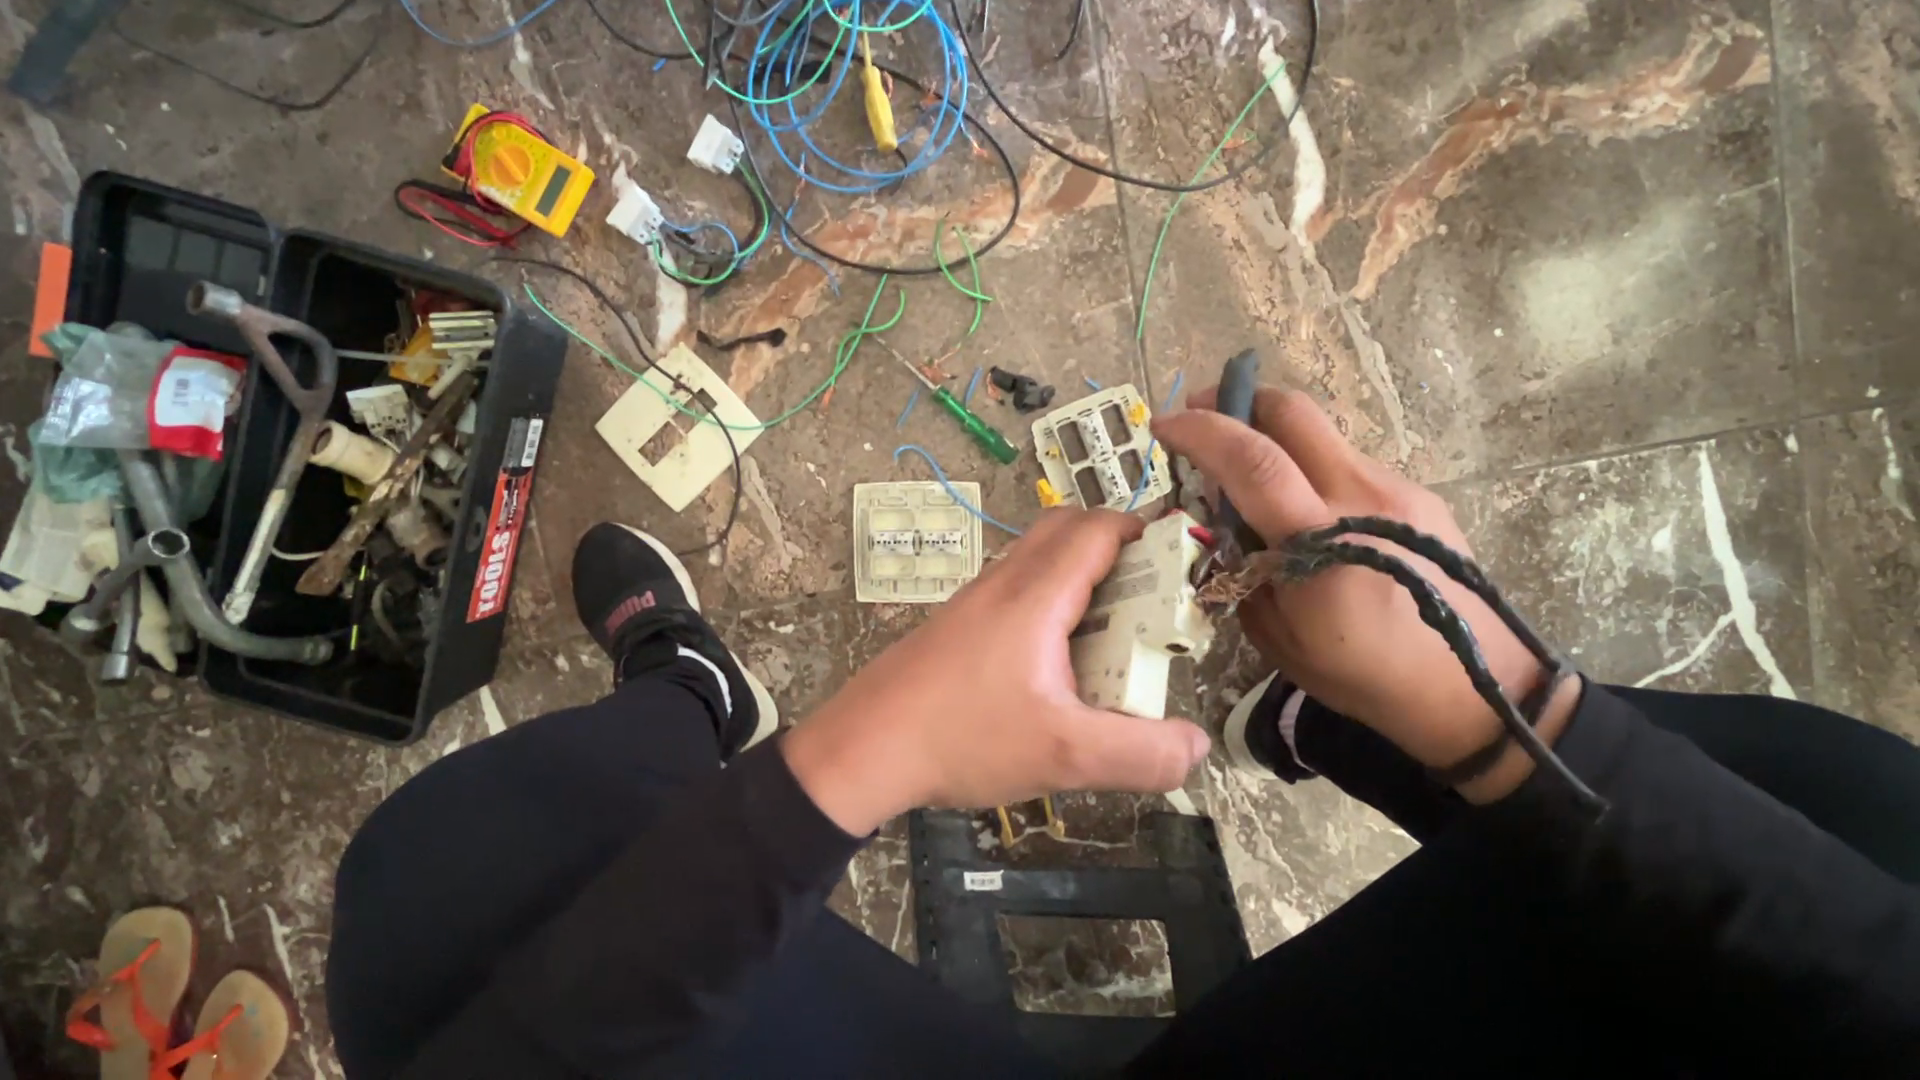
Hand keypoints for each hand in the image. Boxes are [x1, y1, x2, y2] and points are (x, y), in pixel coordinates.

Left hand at [781, 509, 1212, 834]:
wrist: (863, 748)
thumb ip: (1141, 753)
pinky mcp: (956, 626)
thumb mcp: (1065, 757)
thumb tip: (1195, 746)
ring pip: (1037, 559)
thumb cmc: (964, 738)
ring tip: (1111, 634)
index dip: (1145, 531)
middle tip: (1150, 596)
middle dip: (1116, 546)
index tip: (1181, 559)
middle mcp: (1003, 583)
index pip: (1098, 529)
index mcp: (1035, 596)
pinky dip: (1049, 602)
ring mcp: (974, 602)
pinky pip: (1014, 591)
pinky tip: (1055, 663)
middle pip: (1066, 529)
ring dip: (1080, 576)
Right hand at [1152, 388, 1578, 799]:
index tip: (1164, 426)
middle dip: (1240, 399)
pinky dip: (1309, 468)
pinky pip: (1347, 463)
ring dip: (1275, 437)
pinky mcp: (1417, 495)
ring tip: (1248, 474)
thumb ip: (1240, 572)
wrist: (1474, 690)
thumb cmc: (1363, 677)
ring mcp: (1397, 490)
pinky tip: (1302, 509)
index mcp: (1321, 543)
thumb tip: (1216, 527)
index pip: (1256, 462)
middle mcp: (1363, 498)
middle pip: (1295, 413)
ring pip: (1322, 435)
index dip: (1204, 432)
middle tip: (1202, 412)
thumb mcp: (1276, 637)